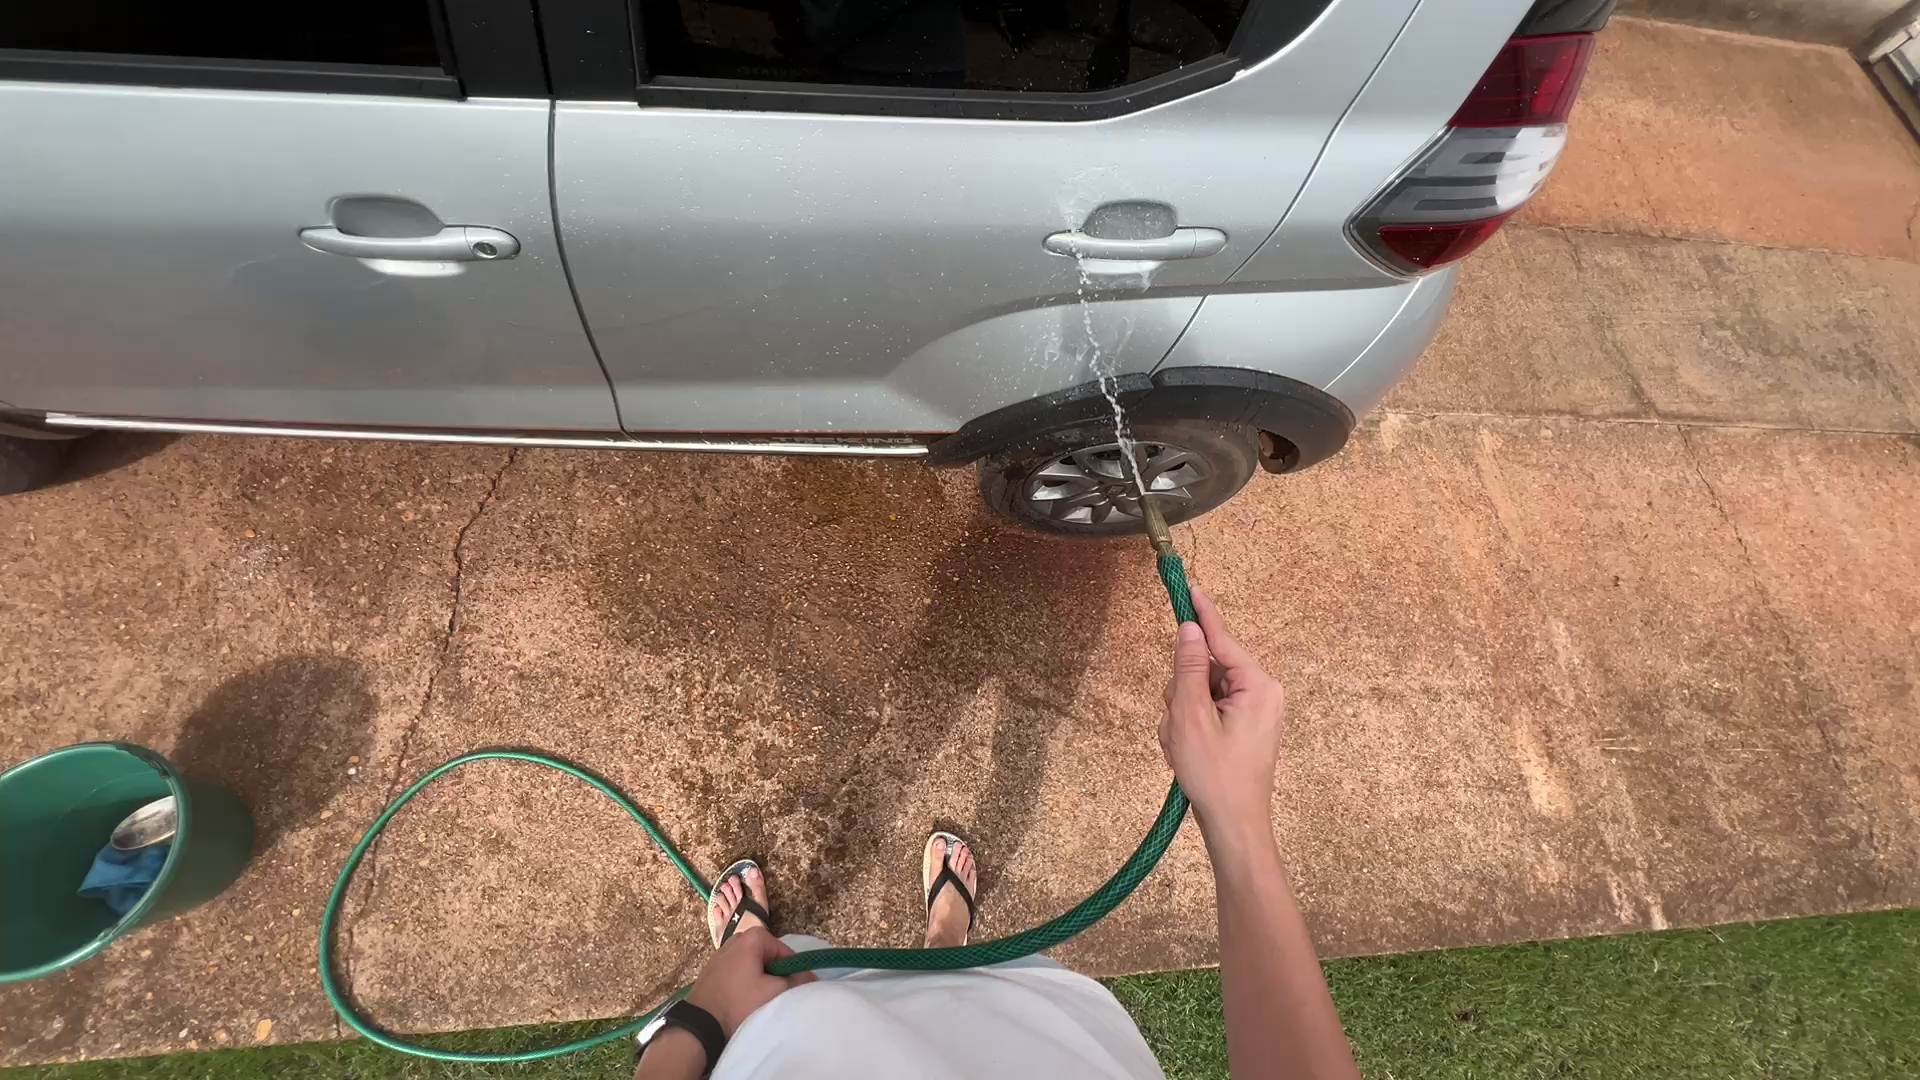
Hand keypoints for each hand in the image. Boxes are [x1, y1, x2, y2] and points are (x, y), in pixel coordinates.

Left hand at [684, 927, 815, 1035]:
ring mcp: (721, 953)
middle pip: (768, 957)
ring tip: (756, 1000)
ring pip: (752, 965)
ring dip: (758, 979)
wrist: (698, 1026)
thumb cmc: (738, 1003)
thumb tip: (811, 975)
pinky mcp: (711, 969)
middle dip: (773, 975)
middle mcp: (737, 937)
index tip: (791, 990)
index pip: (785, 952)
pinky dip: (742, 983)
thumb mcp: (773, 992)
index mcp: (754, 936)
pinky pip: (736, 972)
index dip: (792, 971)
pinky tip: (740, 1000)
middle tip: (773, 996)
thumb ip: (796, 980)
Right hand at [1160, 585, 1286, 847]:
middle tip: (1176, 724)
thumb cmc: (1213, 773)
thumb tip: (1188, 629)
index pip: (1221, 639)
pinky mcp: (1242, 726)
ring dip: (1181, 712)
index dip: (1201, 613)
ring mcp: (1252, 711)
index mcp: (1257, 685)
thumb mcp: (1191, 715)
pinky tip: (1186, 750)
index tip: (1189, 585)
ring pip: (1200, 689)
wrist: (1234, 827)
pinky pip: (1206, 709)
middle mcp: (1261, 693)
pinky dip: (1188, 724)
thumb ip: (1187, 668)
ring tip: (1181, 744)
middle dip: (1181, 691)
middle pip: (1205, 667)